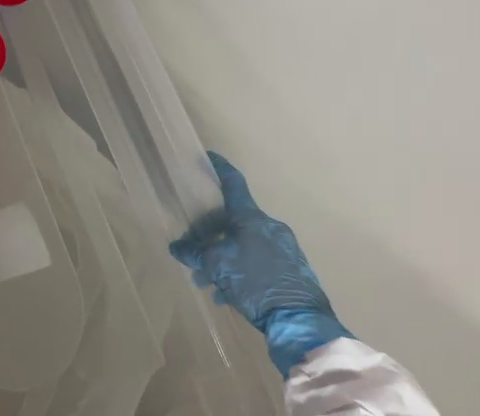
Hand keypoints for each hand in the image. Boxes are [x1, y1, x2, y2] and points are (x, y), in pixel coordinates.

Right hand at [169, 152, 351, 376]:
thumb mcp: (214, 265)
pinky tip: (228, 295)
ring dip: (224, 258)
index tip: (209, 156)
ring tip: (209, 282)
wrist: (302, 323)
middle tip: (195, 250)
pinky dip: (241, 272)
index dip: (219, 168)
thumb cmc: (254, 282)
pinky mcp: (296, 273)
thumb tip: (177, 247)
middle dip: (211, 235)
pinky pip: (260, 263)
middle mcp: (271, 228)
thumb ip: (193, 252)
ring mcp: (287, 250)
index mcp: (251, 218)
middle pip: (235, 221)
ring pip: (246, 245)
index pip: (233, 184)